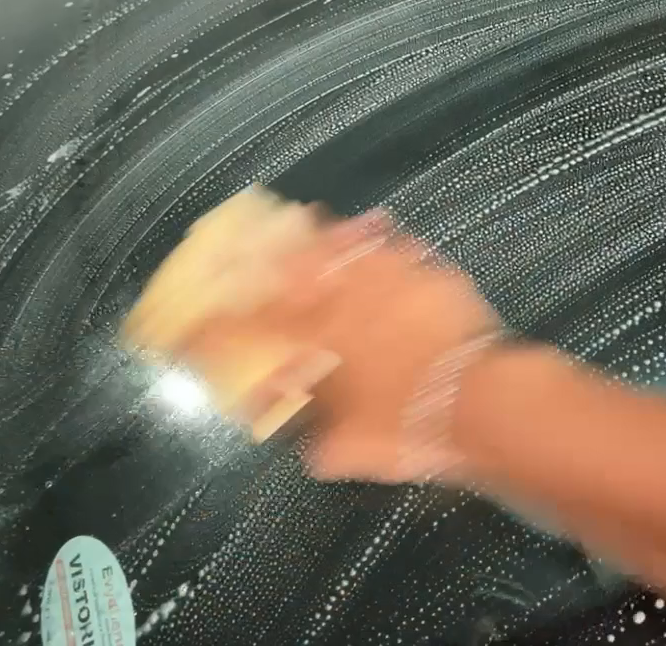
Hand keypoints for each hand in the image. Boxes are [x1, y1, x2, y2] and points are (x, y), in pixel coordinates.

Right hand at [179, 210, 503, 481]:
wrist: (480, 401)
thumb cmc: (410, 427)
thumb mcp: (354, 446)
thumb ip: (323, 439)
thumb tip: (310, 447)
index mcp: (316, 344)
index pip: (249, 332)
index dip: (210, 328)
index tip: (185, 327)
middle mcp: (341, 304)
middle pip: (288, 270)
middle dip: (262, 257)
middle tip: (249, 243)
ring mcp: (382, 279)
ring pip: (339, 245)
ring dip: (320, 235)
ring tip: (310, 218)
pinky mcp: (420, 270)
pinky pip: (392, 243)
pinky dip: (378, 236)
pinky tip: (376, 227)